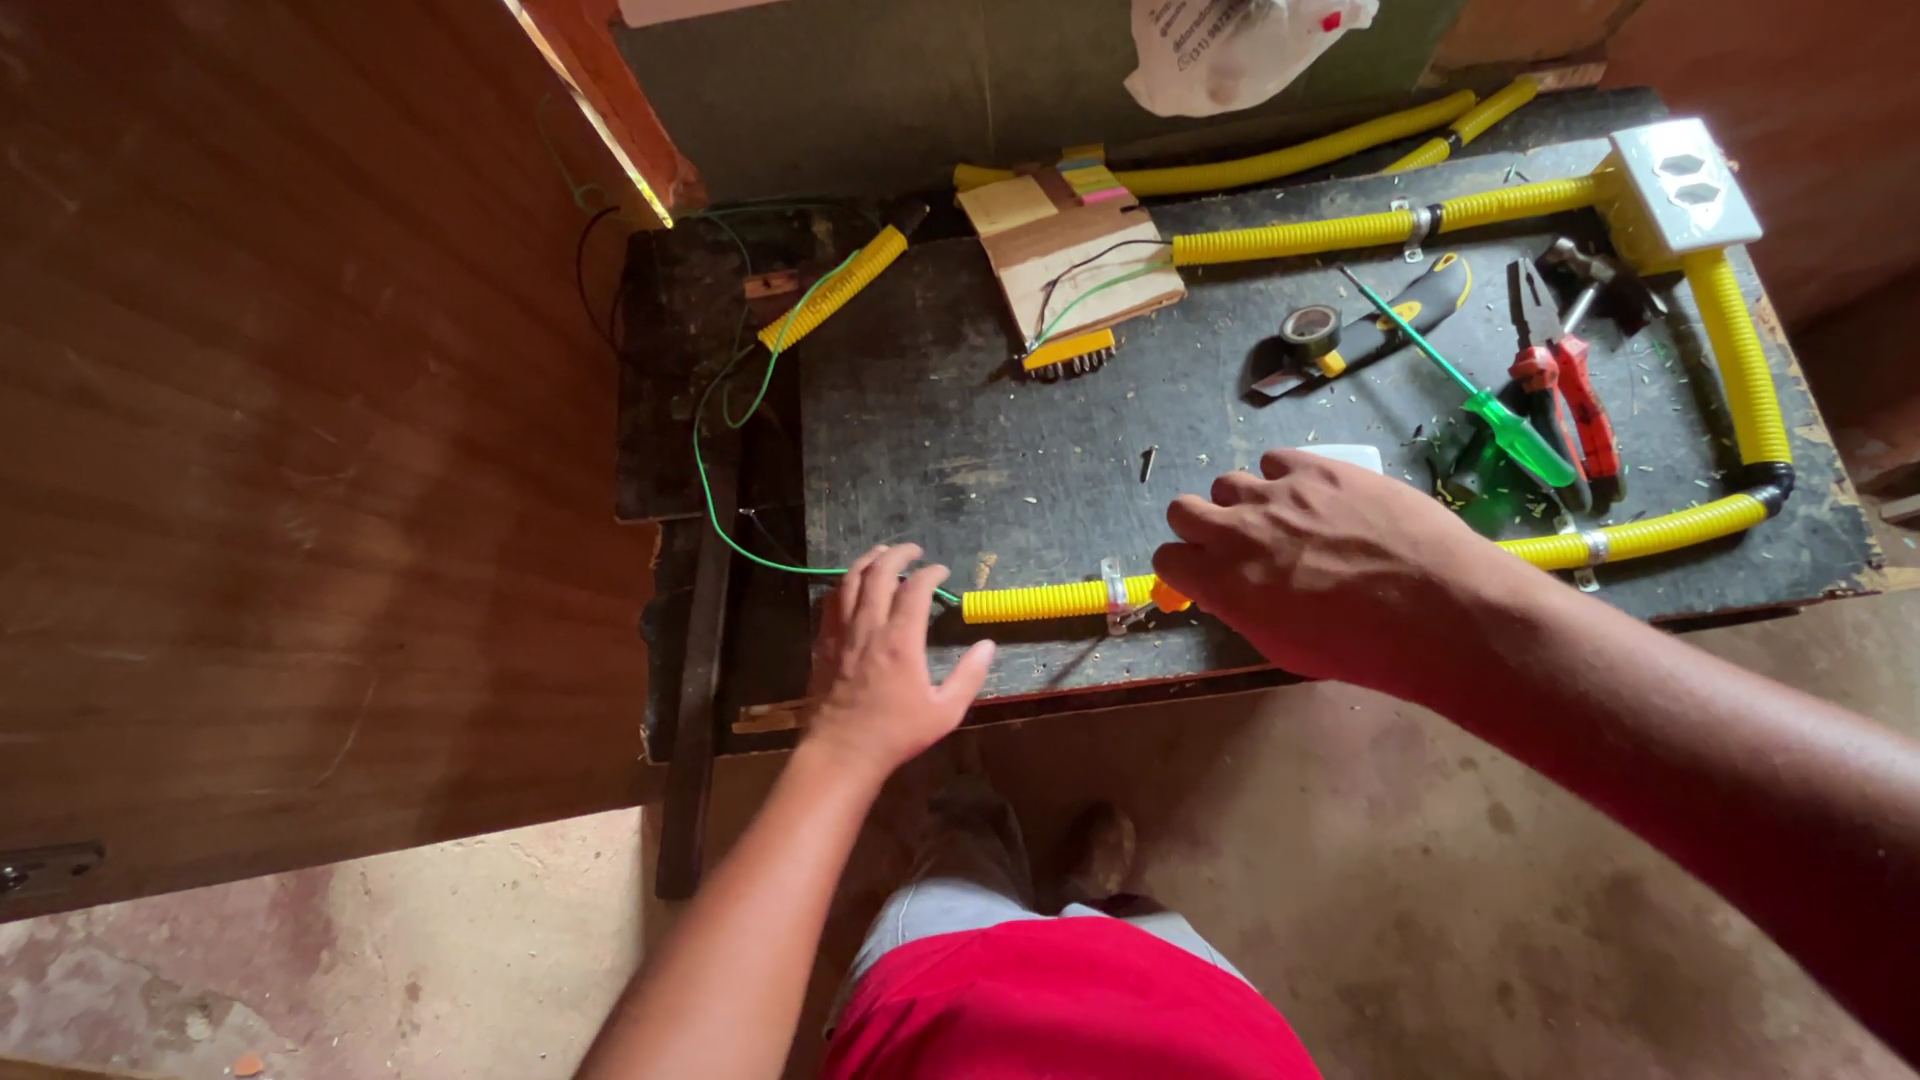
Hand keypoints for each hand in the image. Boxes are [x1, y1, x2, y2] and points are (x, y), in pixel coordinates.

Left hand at [801, 544, 995, 780]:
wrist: (841, 752)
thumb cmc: (895, 734)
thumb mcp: (944, 712)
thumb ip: (969, 676)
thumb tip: (987, 645)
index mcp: (900, 641)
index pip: (915, 589)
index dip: (931, 573)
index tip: (941, 570)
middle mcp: (869, 627)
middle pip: (879, 573)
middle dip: (898, 554)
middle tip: (912, 550)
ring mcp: (841, 633)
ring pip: (850, 580)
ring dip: (868, 560)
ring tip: (882, 553)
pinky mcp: (824, 643)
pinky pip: (830, 601)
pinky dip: (844, 584)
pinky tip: (852, 584)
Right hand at [1151, 448, 1543, 697]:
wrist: (1439, 609)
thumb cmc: (1360, 648)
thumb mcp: (1281, 646)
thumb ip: (1241, 608)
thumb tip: (1230, 588)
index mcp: (1221, 583)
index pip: (1166, 558)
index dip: (1183, 565)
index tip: (1203, 572)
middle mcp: (1235, 532)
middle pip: (1182, 509)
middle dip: (1200, 525)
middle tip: (1235, 541)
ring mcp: (1275, 495)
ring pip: (1228, 483)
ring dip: (1244, 501)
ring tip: (1284, 518)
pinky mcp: (1316, 468)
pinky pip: (1275, 461)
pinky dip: (1284, 478)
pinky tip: (1315, 498)